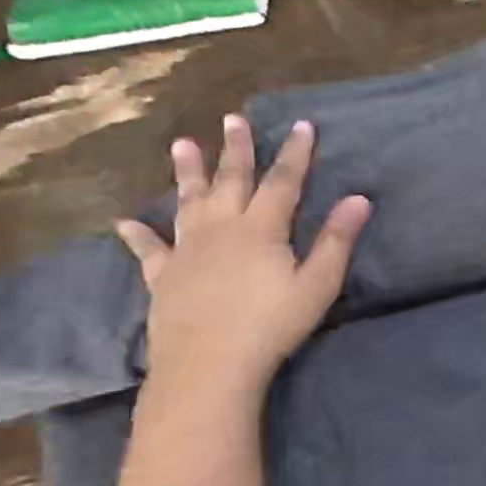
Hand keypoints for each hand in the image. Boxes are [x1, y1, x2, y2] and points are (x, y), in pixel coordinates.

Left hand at [114, 114, 371, 397]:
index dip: (295, 153)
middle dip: (236, 149)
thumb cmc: (272, 324)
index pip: (283, 181)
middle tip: (232, 119)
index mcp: (260, 228)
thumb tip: (359, 198)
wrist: (209, 366)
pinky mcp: (163, 276)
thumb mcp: (318, 283)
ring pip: (188, 202)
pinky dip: (138, 233)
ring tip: (182, 145)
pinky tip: (126, 221)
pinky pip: (149, 248)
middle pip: (231, 180)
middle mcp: (220, 229)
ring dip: (188, 173)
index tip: (302, 125)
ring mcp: (186, 251)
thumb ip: (337, 240)